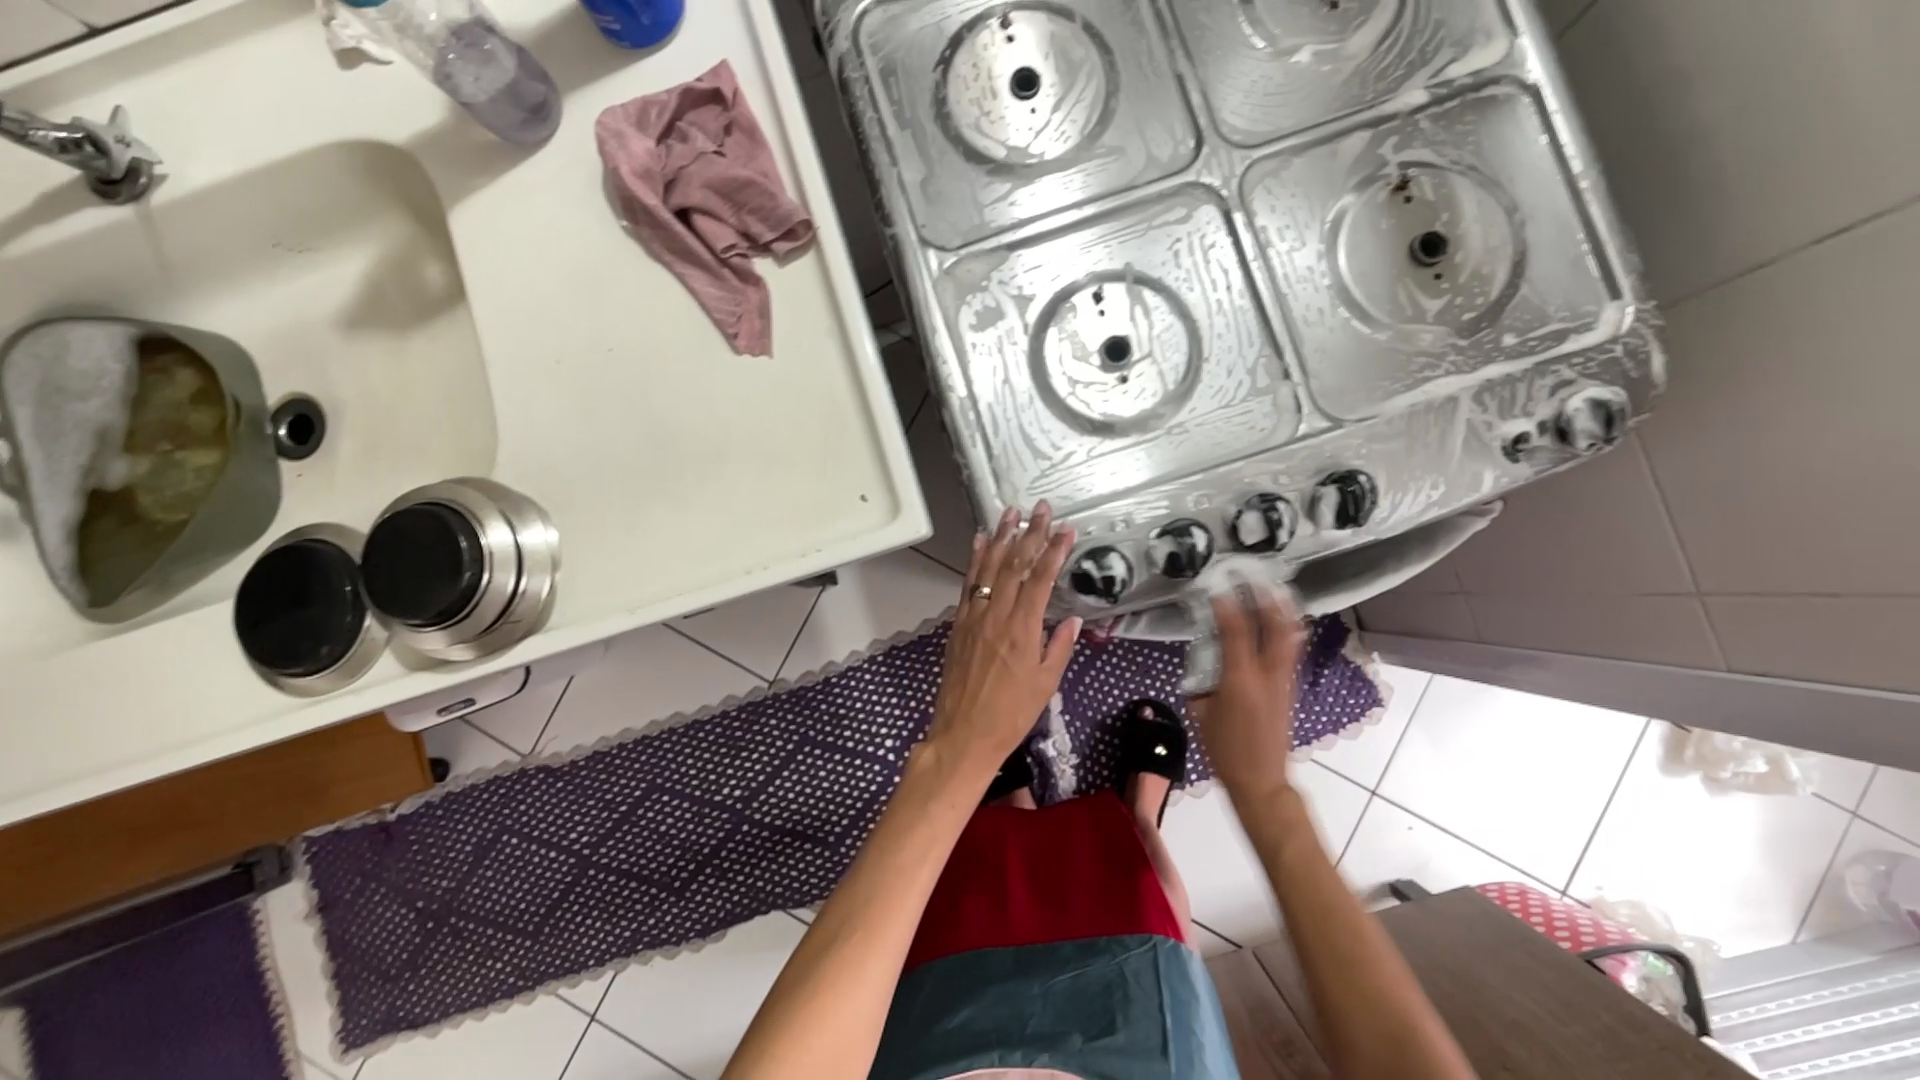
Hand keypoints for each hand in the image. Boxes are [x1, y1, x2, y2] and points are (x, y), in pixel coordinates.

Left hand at [925, 501, 1082, 778]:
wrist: (963, 734)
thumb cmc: (1011, 715)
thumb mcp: (1045, 684)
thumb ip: (1058, 647)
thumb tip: (1070, 620)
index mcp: (1023, 630)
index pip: (1041, 580)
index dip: (1054, 551)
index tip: (1066, 530)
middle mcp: (996, 616)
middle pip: (1015, 565)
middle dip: (1030, 533)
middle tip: (1041, 508)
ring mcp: (974, 617)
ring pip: (989, 568)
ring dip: (1001, 538)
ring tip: (1011, 512)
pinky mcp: (958, 625)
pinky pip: (967, 584)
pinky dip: (975, 560)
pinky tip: (981, 541)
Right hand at [1191, 581, 1304, 801]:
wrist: (1260, 780)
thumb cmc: (1224, 750)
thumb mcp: (1200, 714)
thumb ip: (1202, 683)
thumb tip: (1205, 665)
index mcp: (1239, 680)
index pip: (1234, 631)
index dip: (1226, 605)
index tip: (1217, 587)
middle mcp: (1266, 674)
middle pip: (1274, 626)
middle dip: (1265, 598)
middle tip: (1255, 577)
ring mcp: (1283, 680)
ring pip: (1289, 636)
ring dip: (1282, 610)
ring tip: (1275, 589)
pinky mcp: (1290, 688)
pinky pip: (1291, 650)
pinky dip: (1287, 629)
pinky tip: (1284, 619)